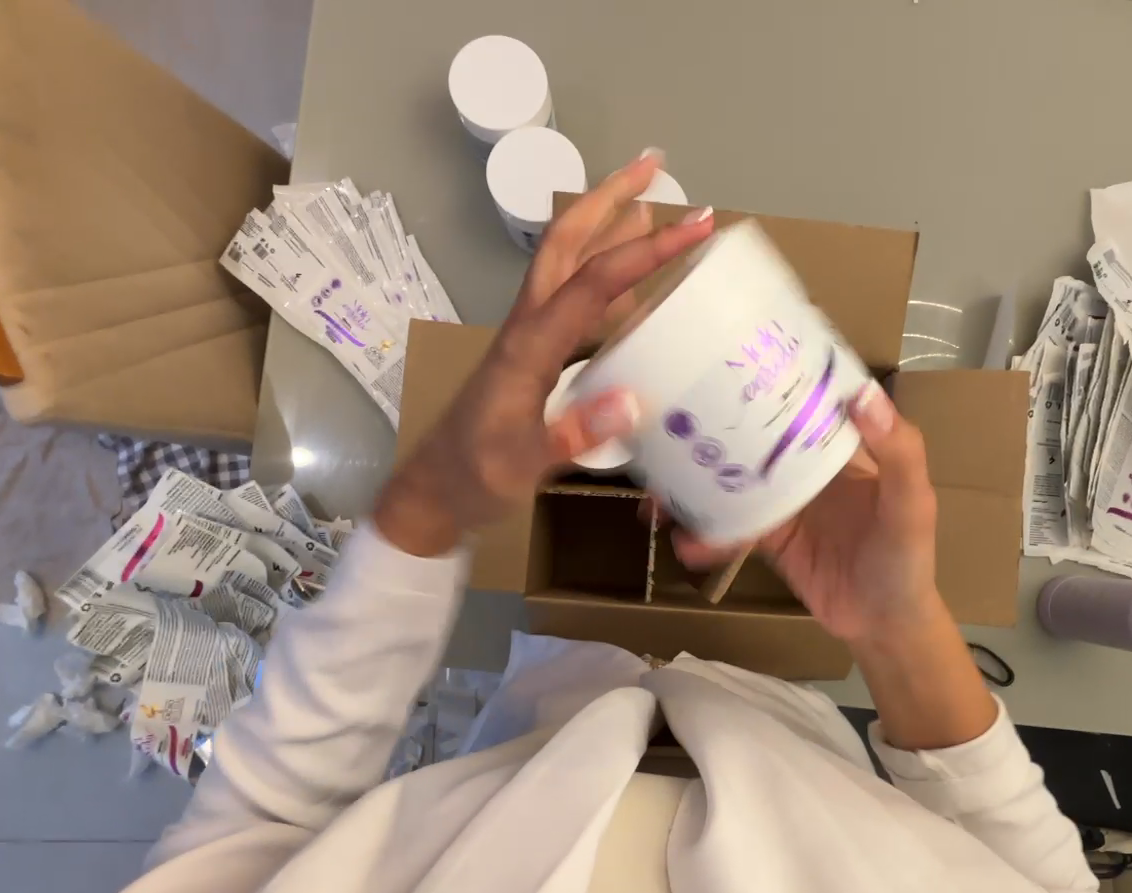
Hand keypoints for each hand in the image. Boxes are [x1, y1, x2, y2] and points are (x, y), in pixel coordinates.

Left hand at [376, 152, 714, 554]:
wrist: (435, 490)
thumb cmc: (476, 477)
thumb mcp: (522, 465)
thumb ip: (571, 436)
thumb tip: (633, 400)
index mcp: (530, 344)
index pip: (593, 282)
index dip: (646, 251)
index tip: (696, 226)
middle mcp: (529, 326)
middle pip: (565, 242)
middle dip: (609, 197)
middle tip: (654, 164)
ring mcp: (530, 337)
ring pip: (566, 262)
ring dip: (605, 226)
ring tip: (650, 205)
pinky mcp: (534, 355)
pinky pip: (574, 300)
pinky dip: (605, 277)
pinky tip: (631, 289)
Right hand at [673, 382, 944, 646]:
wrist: (884, 625)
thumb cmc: (906, 558)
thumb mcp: (911, 504)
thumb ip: (898, 451)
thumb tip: (863, 393)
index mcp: (840, 447)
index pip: (802, 401)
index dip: (768, 382)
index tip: (722, 362)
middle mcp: (807, 466)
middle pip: (753, 440)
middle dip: (711, 435)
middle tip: (664, 430)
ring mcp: (784, 503)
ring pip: (732, 484)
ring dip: (695, 487)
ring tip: (657, 495)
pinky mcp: (769, 539)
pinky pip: (731, 531)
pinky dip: (707, 538)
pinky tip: (685, 545)